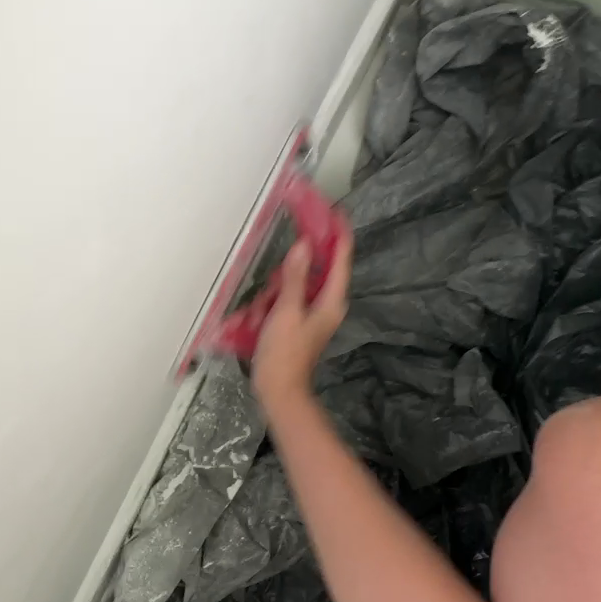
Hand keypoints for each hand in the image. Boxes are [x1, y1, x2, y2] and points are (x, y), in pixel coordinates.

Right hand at [252, 230, 351, 408]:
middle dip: (287, 276)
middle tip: (272, 291)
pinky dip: (271, 305)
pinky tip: (260, 320)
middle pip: (312, 271)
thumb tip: (303, 245)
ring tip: (263, 315)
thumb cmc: (284, 352)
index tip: (334, 211)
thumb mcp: (286, 311)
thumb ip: (294, 277)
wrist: (278, 390)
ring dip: (274, 294)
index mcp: (331, 299)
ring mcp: (311, 313)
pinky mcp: (297, 321)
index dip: (338, 233)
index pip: (340, 258)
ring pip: (293, 286)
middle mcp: (326, 304)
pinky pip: (284, 301)